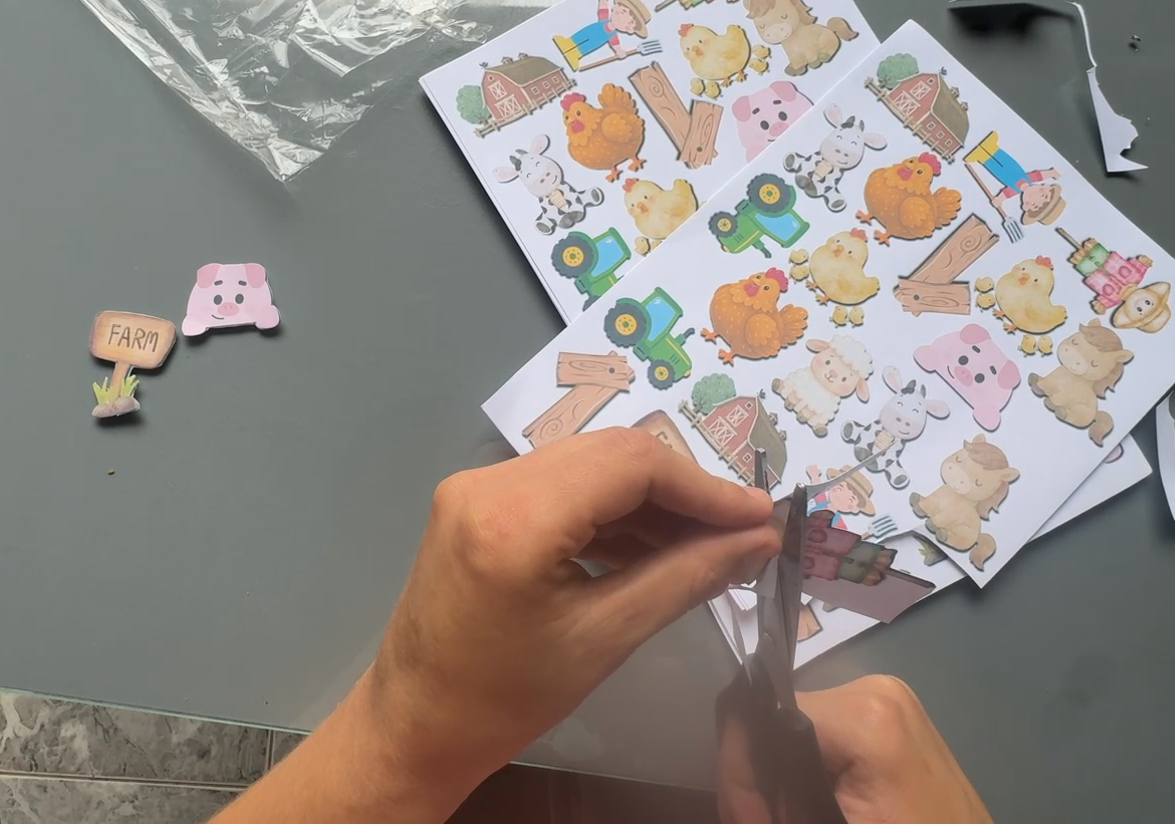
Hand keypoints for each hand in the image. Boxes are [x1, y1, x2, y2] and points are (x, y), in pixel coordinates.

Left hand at [365, 428, 780, 796]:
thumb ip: (686, 576)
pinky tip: (648, 543)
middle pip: (610, 454)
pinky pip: (558, 483)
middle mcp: (491, 478)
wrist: (415, 720)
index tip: (759, 517)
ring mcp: (477, 481)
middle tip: (739, 532)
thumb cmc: (507, 699)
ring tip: (702, 545)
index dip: (704, 486)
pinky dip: (607, 508)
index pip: (630, 464)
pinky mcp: (476, 494)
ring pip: (586, 465)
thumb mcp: (605, 639)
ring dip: (647, 500)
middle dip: (680, 490)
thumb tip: (757, 540)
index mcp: (516, 516)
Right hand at [717, 675, 991, 823]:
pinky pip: (826, 728)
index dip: (740, 771)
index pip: (765, 718)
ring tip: (777, 810)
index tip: (740, 819)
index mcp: (866, 715)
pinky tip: (810, 798)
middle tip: (752, 817)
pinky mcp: (891, 712)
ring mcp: (886, 695)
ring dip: (779, 769)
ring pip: (797, 722)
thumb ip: (784, 797)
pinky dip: (807, 763)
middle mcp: (873, 687)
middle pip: (779, 718)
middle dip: (757, 773)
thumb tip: (735, 798)